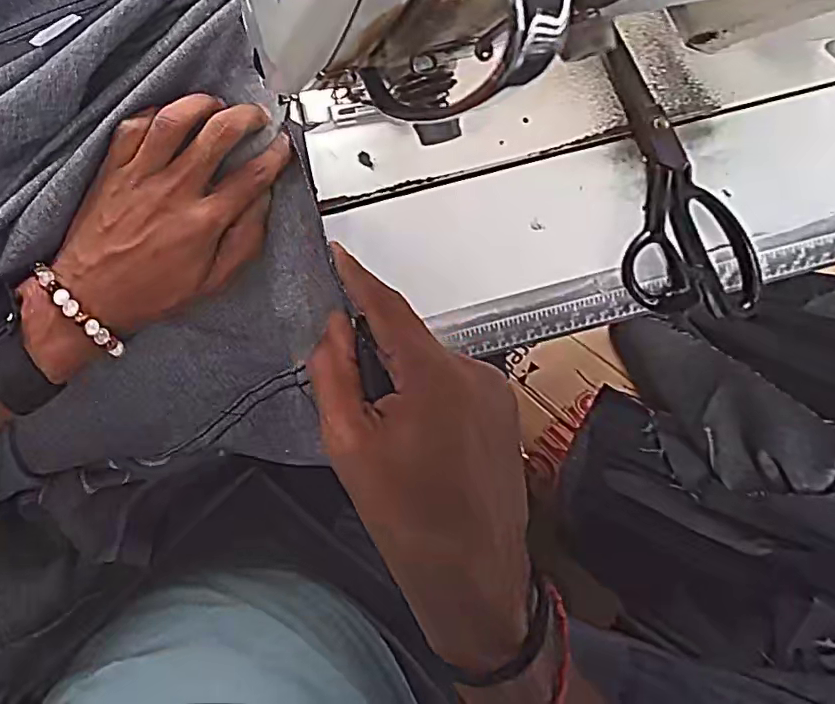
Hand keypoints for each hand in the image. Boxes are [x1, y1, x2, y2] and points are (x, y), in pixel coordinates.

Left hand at [48, 93, 292, 336]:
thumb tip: (263, 204)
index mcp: (203, 221)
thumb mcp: (210, 283)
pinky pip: (133, 127)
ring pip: (175, 119)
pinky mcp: (113, 170)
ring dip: (201, 103)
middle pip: (219, 133)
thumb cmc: (147, 292)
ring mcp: (141, 176)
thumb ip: (245, 242)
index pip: (252, 175)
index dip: (276, 153)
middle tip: (254, 117)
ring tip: (214, 105)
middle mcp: (174, 191)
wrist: (89, 296)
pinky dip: (153, 113)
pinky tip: (166, 117)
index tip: (281, 145)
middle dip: (246, 116)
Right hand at [308, 243, 532, 673]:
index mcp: (433, 377)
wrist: (473, 580)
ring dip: (400, 373)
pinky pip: (449, 378)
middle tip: (352, 390)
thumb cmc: (410, 520)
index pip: (387, 306)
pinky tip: (415, 435)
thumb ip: (333, 372)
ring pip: (427, 358)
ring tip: (388, 430)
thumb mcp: (346, 442)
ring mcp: (492, 391)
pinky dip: (424, 388)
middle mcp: (471, 374)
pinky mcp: (501, 408)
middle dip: (373, 347)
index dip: (357, 276)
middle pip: (405, 335)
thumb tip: (333, 328)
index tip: (337, 253)